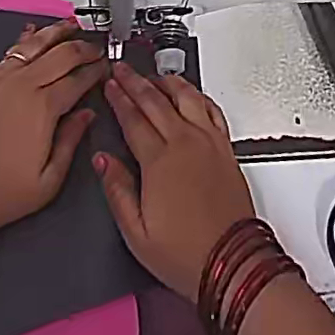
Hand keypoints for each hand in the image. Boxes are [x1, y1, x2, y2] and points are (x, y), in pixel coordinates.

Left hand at [0, 19, 108, 242]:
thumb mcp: (47, 181)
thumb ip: (71, 142)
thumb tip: (86, 116)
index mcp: (41, 108)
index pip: (78, 78)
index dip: (96, 70)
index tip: (105, 68)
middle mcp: (20, 87)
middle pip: (61, 53)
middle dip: (84, 47)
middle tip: (96, 48)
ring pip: (34, 44)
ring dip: (56, 33)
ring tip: (71, 26)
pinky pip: (10, 52)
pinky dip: (27, 40)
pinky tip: (32, 36)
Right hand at [94, 63, 256, 301]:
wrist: (231, 263)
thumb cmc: (186, 253)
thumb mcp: (136, 231)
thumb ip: (117, 190)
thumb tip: (103, 161)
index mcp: (159, 161)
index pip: (133, 118)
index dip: (118, 99)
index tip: (109, 86)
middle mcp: (185, 144)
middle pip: (155, 101)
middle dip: (135, 81)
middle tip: (123, 70)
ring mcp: (209, 143)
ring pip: (186, 97)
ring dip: (167, 82)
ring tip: (154, 75)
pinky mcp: (226, 149)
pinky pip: (211, 110)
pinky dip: (198, 96)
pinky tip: (191, 94)